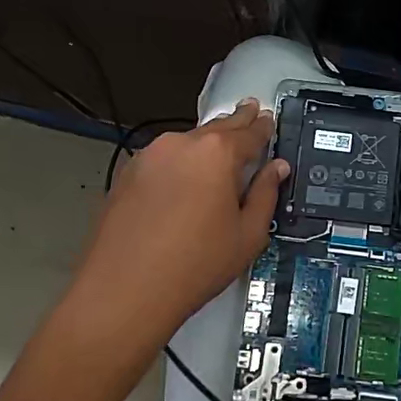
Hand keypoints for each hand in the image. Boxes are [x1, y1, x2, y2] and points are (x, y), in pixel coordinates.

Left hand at [59, 99, 289, 349]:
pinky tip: (183, 182)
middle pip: (216, 128)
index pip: (249, 133)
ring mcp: (148, 157)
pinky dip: (177, 163)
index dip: (263, 128)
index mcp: (216, 154)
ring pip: (186, 143)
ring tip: (218, 153)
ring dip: (204, 145)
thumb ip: (265, 194)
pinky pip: (162, 160)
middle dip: (236, 122)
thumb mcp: (247, 235)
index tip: (268, 120)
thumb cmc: (192, 266)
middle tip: (250, 112)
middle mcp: (180, 145)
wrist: (125, 288)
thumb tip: (275, 170)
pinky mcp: (127, 174)